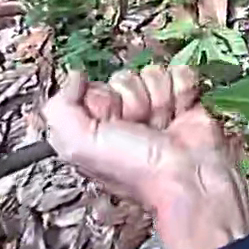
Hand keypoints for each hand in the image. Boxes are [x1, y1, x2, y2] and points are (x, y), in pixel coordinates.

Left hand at [41, 63, 248, 248]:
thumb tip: (74, 75)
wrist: (188, 175)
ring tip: (164, 124)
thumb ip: (60, 109)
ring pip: (155, 73)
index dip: (107, 100)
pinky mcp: (186, 98)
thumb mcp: (79, 146)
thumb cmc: (136, 169)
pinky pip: (182, 72)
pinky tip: (181, 113)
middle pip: (127, 77)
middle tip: (142, 126)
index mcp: (98, 123)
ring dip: (162, 97)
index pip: (97, 86)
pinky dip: (183, 90)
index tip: (115, 121)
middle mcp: (126, 113)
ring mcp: (158, 104)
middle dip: (136, 99)